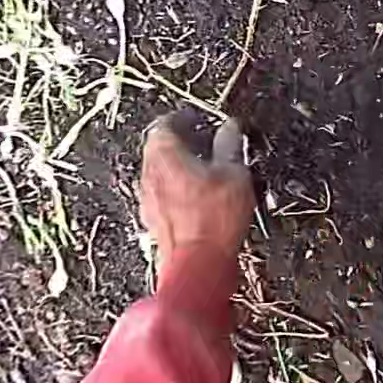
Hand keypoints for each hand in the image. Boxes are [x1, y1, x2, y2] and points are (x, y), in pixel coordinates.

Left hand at [139, 113, 255, 262]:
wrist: (197, 265)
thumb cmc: (216, 217)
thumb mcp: (234, 173)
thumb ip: (230, 145)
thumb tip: (230, 126)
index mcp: (166, 158)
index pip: (163, 127)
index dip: (181, 118)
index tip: (197, 118)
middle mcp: (150, 176)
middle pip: (158, 148)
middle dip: (179, 140)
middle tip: (202, 138)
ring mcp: (148, 199)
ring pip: (159, 170)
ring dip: (178, 162)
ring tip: (204, 164)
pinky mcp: (153, 218)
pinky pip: (162, 190)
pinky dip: (177, 183)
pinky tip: (198, 192)